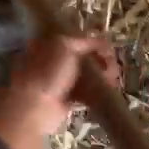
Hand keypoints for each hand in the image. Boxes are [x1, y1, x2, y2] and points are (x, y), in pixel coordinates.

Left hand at [0, 35, 118, 148]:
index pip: (74, 39)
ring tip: (112, 77)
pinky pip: (85, 93)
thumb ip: (83, 41)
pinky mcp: (65, 101)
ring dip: (101, 74)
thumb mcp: (65, 47)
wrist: (35, 108)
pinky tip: (108, 89)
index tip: (106, 47)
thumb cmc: (47, 73)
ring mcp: (58, 82)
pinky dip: (97, 91)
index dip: (91, 42)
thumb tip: (101, 41)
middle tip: (112, 63)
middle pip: (81, 57)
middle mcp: (52, 63)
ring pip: (85, 75)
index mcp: (48, 46)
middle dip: (99, 59)